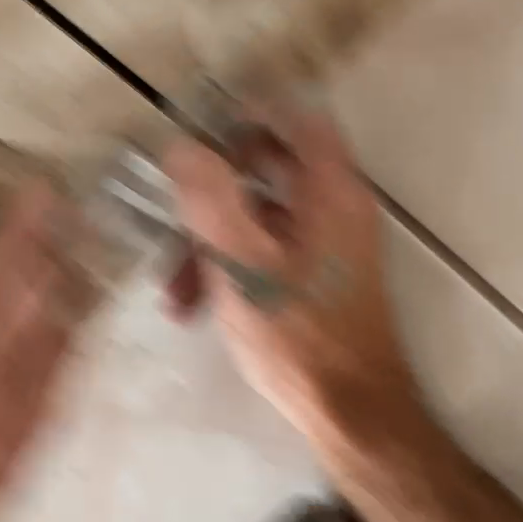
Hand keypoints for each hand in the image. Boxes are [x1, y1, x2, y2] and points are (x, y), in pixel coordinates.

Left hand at [0, 182, 84, 521]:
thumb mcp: (5, 485)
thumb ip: (35, 421)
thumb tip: (61, 362)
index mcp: (17, 421)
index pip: (57, 346)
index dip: (77, 299)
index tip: (90, 260)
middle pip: (23, 306)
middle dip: (48, 252)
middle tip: (69, 207)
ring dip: (6, 240)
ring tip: (32, 198)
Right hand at [164, 107, 412, 435]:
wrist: (351, 411)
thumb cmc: (296, 333)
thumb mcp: (240, 261)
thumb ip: (209, 196)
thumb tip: (181, 145)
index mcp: (329, 190)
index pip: (294, 117)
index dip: (247, 110)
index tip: (199, 124)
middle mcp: (336, 207)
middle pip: (270, 166)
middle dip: (212, 187)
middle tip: (171, 204)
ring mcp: (329, 244)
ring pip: (260, 216)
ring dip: (211, 239)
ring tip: (171, 288)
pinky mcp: (318, 278)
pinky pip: (267, 250)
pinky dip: (230, 265)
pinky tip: (193, 306)